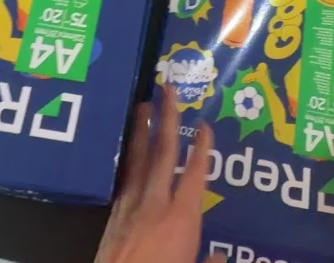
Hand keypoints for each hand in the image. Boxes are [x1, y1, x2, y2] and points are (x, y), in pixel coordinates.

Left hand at [97, 86, 224, 262]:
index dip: (202, 148)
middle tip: (167, 87)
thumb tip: (220, 257)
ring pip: (138, 161)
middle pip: (162, 154)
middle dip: (166, 119)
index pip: (194, 175)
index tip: (205, 123)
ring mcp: (130, 210)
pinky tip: (129, 154)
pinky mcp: (113, 220)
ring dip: (142, 131)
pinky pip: (125, 181)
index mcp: (181, 221)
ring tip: (143, 105)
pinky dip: (129, 162)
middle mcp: (155, 206)